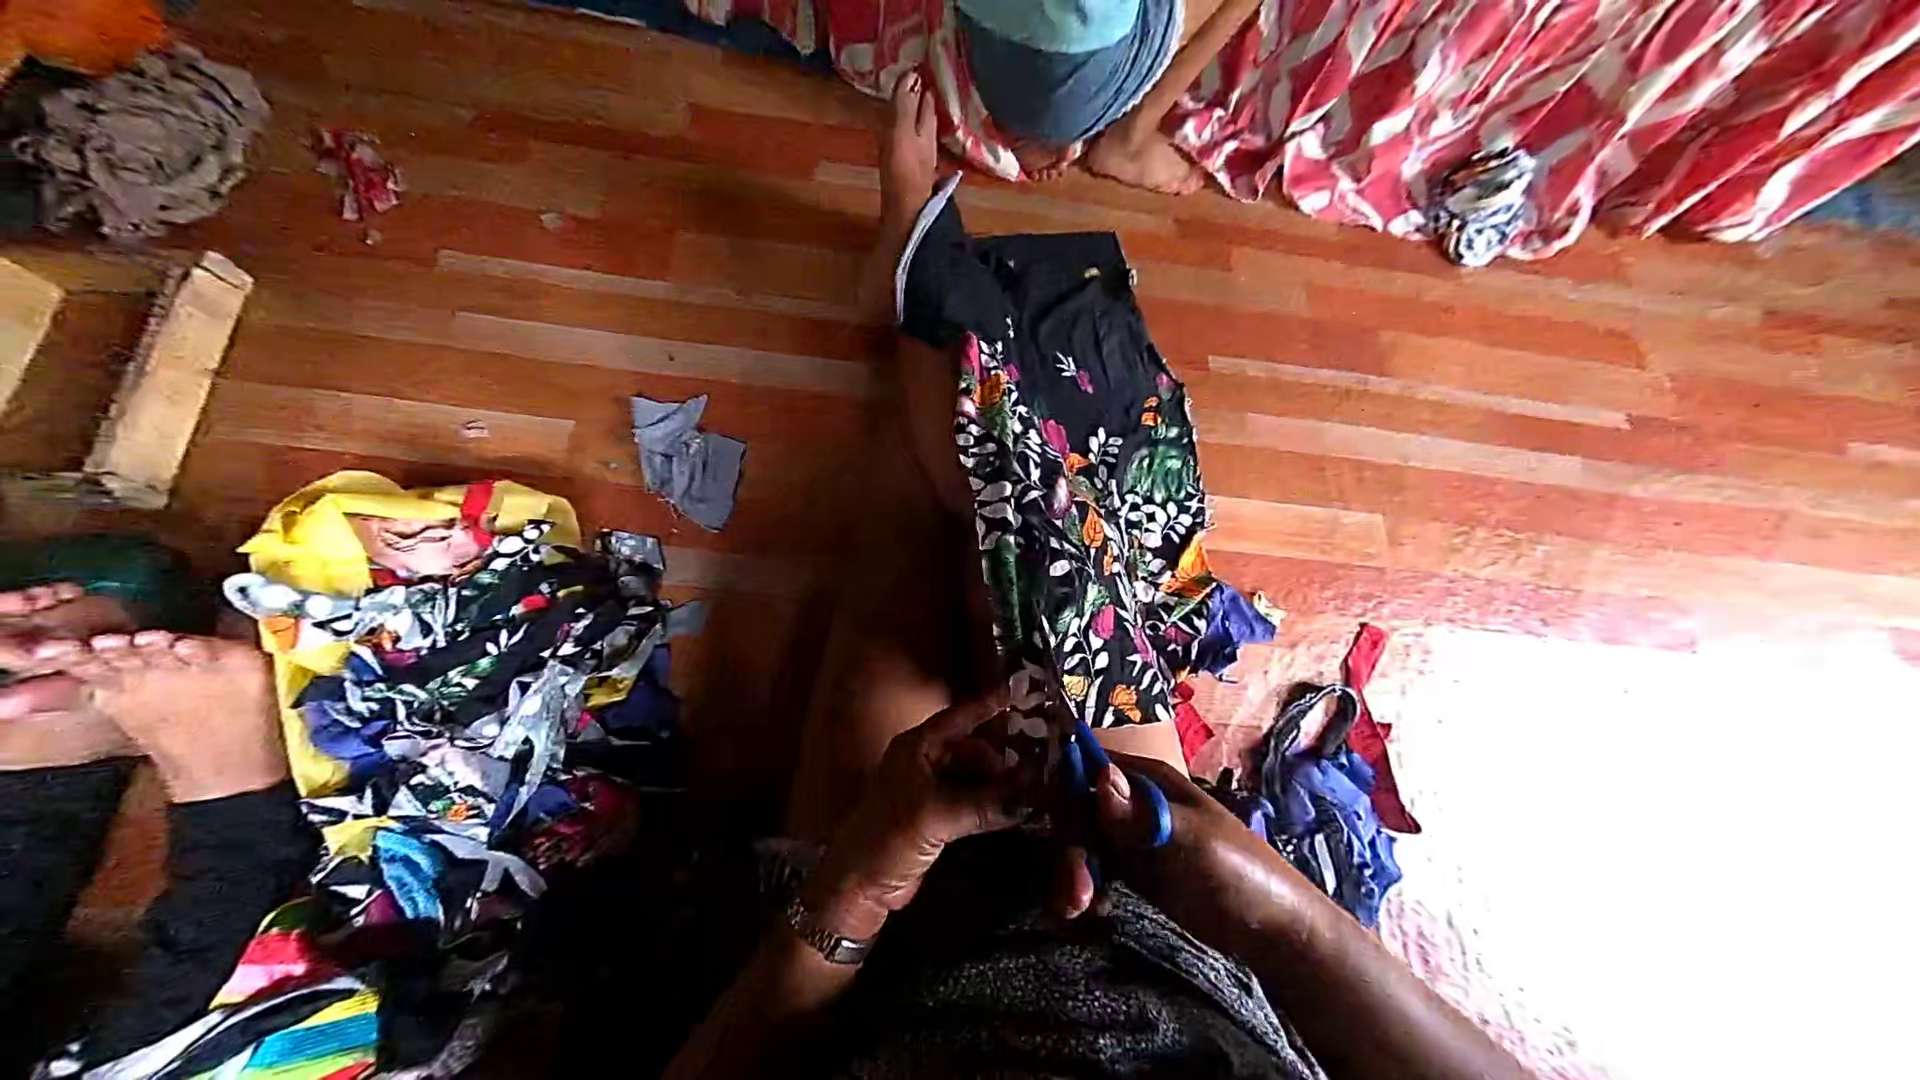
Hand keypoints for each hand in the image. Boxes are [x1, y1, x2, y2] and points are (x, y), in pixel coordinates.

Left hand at [804, 687, 1023, 939]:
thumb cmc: (888, 838)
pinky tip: (1016, 813)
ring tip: (1033, 796)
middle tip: (1036, 775)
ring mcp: (931, 790)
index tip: (1021, 694)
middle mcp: (925, 762)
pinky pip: (973, 801)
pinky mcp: (938, 817)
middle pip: (973, 750)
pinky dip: (992, 805)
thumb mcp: (938, 816)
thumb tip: (1033, 792)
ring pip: (976, 777)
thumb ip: (985, 802)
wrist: (858, 886)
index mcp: (917, 747)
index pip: (959, 717)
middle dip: (1002, 762)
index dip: (989, 705)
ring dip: (1000, 787)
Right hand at [1055, 753, 1318, 958]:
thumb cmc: (1238, 869)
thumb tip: (1098, 774)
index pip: (1088, 765)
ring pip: (1080, 840)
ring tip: (1080, 905)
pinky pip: (1091, 868)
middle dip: (1069, 844)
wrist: (1270, 931)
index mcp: (1146, 778)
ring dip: (1072, 870)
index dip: (1060, 783)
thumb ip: (1142, 813)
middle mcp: (1130, 799)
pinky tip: (1089, 908)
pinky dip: (1083, 886)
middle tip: (1077, 887)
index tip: (1039, 813)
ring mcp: (1128, 835)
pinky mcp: (1129, 868)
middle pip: (1077, 807)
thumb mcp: (1192, 838)